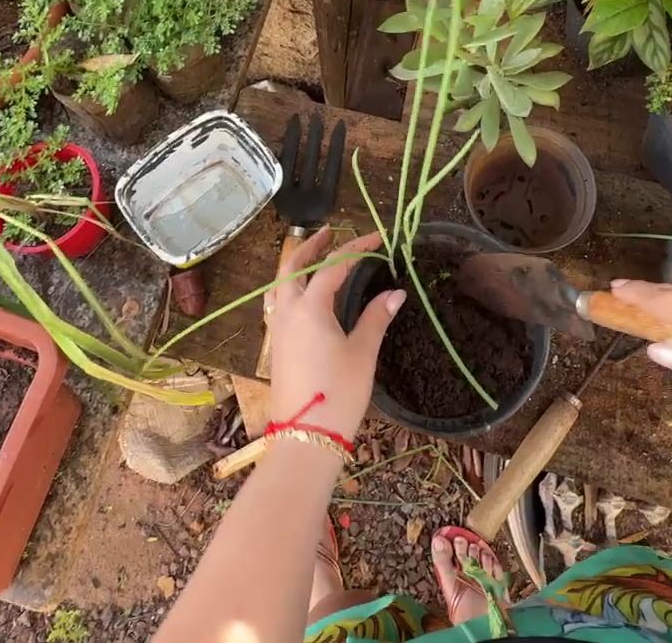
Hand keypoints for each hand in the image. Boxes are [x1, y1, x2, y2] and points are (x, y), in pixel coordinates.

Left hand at [267, 228, 401, 442]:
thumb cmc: (339, 393)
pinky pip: (276, 303)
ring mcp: (278, 329)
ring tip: (312, 256)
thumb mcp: (363, 354)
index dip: (355, 249)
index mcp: (310, 308)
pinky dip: (287, 287)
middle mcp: (288, 312)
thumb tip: (394, 293)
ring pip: (280, 284)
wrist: (305, 438)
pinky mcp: (277, 345)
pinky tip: (299, 294)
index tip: (377, 239)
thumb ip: (375, 318)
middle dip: (311, 246)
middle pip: (293, 266)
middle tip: (329, 232)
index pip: (333, 266)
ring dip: (295, 264)